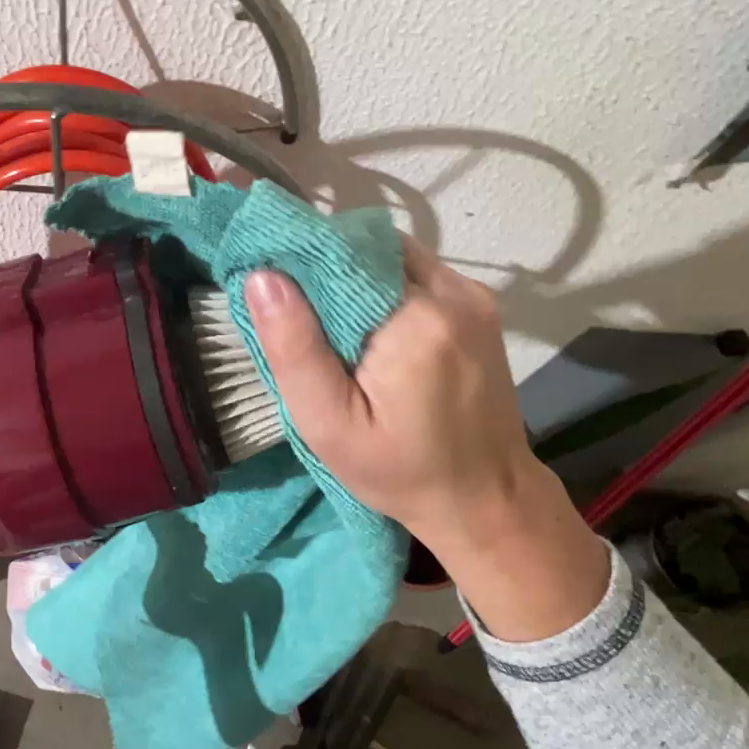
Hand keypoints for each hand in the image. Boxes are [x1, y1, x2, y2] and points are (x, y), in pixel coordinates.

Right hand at [245, 237, 608, 639]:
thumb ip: (295, 349)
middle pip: (368, 250)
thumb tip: (262, 276)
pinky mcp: (480, 305)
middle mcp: (454, 292)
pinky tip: (369, 330)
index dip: (298, 259)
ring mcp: (473, 296)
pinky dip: (384, 289)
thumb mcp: (329, 424)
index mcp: (416, 320)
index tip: (270, 286)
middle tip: (296, 315)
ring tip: (330, 326)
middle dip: (325, 271)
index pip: (341, 253)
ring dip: (355, 279)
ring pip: (392, 257)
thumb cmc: (400, 471)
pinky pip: (417, 275)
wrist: (486, 498)